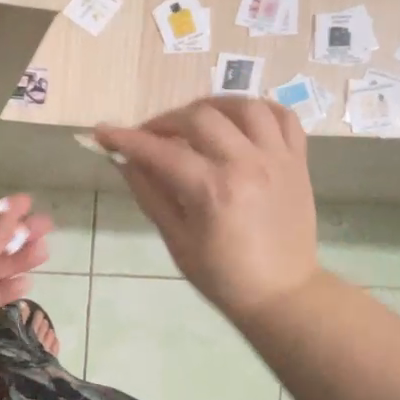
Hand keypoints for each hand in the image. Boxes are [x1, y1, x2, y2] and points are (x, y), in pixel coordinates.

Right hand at [95, 97, 319, 320]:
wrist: (282, 292)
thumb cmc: (221, 274)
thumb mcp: (176, 239)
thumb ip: (151, 194)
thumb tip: (125, 162)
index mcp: (213, 190)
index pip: (161, 152)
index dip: (126, 139)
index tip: (102, 132)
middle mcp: (247, 164)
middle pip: (199, 118)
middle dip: (164, 121)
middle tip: (148, 137)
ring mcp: (277, 158)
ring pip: (243, 107)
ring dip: (210, 107)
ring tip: (191, 122)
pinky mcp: (297, 160)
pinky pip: (281, 117)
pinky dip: (256, 110)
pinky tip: (235, 123)